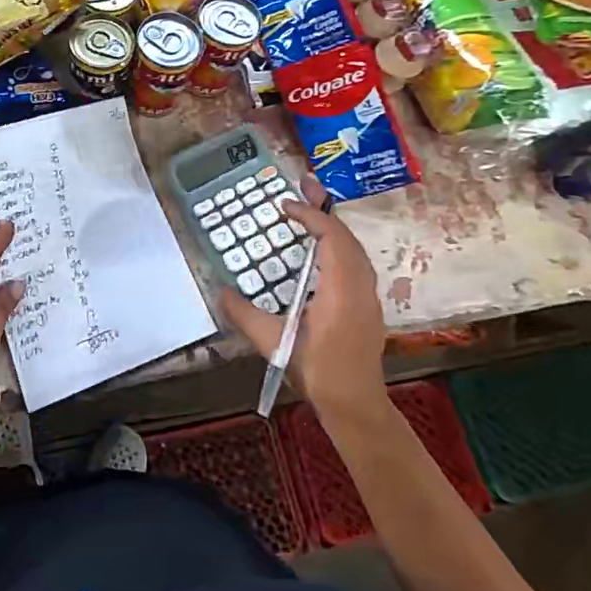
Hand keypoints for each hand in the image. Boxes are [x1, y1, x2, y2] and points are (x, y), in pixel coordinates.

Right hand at [218, 176, 388, 414]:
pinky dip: (337, 245)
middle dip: (325, 210)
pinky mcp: (366, 308)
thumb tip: (222, 290)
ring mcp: (368, 299)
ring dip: (333, 227)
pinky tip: (319, 249)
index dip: (311, 217)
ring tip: (311, 208)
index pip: (332, 240)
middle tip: (305, 184)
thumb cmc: (316, 371)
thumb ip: (244, 313)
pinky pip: (354, 264)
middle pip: (347, 238)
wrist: (355, 405)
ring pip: (354, 250)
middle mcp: (361, 289)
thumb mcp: (272, 341)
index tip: (284, 206)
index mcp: (342, 292)